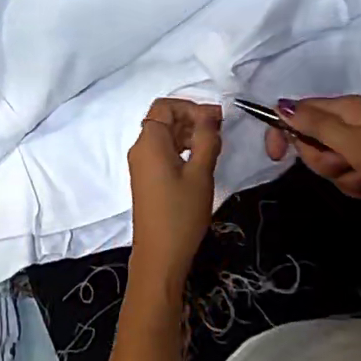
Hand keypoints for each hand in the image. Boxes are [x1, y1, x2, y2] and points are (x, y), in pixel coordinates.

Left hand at [127, 98, 222, 285]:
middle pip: (163, 119)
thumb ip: (206, 139)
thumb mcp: (201, 173)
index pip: (164, 106)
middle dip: (191, 119)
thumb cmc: (181, 212)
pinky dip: (181, 148)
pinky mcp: (146, 177)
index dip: (190, 106)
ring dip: (187, 134)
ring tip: (214, 147)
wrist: (160, 254)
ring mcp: (141, 163)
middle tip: (220, 132)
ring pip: (164, 135)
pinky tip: (200, 161)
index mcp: (148, 142)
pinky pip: (162, 152)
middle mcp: (139, 148)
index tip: (216, 118)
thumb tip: (210, 114)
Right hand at [264, 95, 360, 241]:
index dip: (282, 130)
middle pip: (311, 138)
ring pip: (328, 160)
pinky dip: (354, 184)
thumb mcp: (353, 142)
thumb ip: (314, 124)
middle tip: (342, 164)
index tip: (275, 156)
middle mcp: (354, 122)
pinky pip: (347, 175)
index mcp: (348, 108)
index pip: (299, 110)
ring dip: (339, 175)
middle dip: (319, 157)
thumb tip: (279, 105)